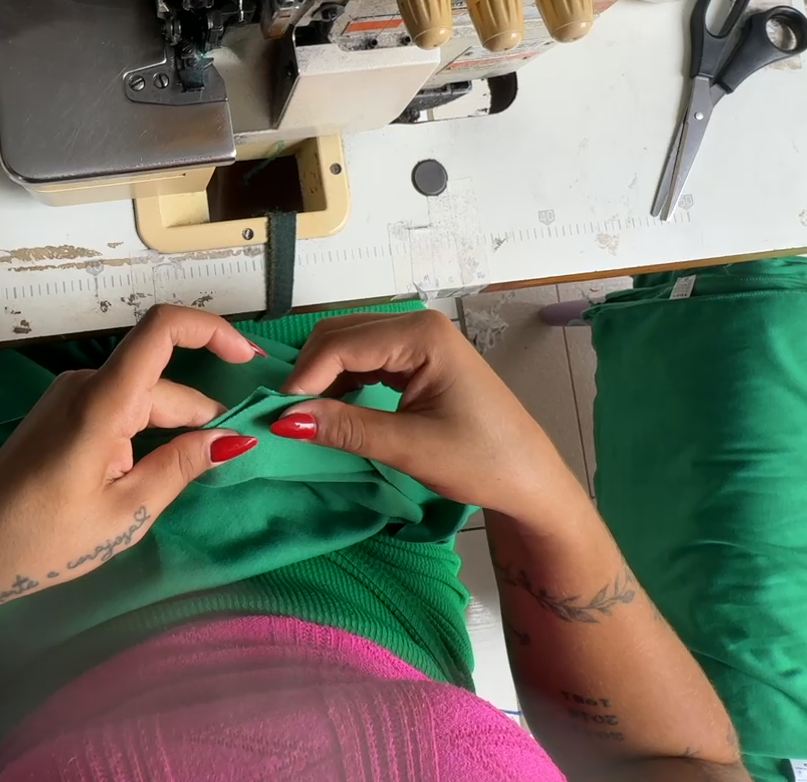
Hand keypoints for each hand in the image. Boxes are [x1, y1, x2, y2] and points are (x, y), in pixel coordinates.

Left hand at [0, 305, 260, 626]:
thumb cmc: (46, 539)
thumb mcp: (125, 513)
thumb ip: (180, 467)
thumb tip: (234, 439)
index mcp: (102, 401)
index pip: (161, 329)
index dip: (210, 329)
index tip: (247, 358)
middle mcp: (86, 383)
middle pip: (162, 380)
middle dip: (203, 412)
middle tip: (233, 455)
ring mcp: (72, 395)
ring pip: (143, 395)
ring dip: (177, 424)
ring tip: (195, 468)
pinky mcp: (65, 411)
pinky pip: (121, 405)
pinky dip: (150, 426)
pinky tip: (159, 462)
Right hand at [271, 309, 581, 518]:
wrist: (530, 481)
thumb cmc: (482, 462)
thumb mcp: (409, 448)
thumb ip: (346, 427)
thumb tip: (283, 419)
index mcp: (421, 335)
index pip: (341, 345)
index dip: (304, 377)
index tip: (276, 415)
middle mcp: (415, 323)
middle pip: (339, 336)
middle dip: (308, 372)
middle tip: (284, 415)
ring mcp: (415, 338)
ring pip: (346, 344)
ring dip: (320, 376)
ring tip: (301, 414)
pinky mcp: (414, 356)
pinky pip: (362, 357)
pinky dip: (338, 380)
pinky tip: (330, 408)